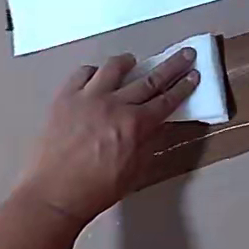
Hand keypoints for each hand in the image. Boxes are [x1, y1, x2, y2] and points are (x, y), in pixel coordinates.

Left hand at [15, 50, 199, 224]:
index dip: (183, 87)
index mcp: (135, 125)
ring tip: (132, 62)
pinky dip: (93, 73)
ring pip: (114, 67)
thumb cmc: (98, 189)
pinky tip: (96, 78)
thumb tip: (161, 123)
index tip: (194, 74)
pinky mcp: (65, 97)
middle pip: (150, 79)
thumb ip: (150, 142)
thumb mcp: (134, 170)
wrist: (54, 195)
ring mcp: (88, 97)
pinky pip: (82, 73)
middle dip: (171, 66)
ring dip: (128, 62)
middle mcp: (115, 104)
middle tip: (184, 53)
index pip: (166, 100)